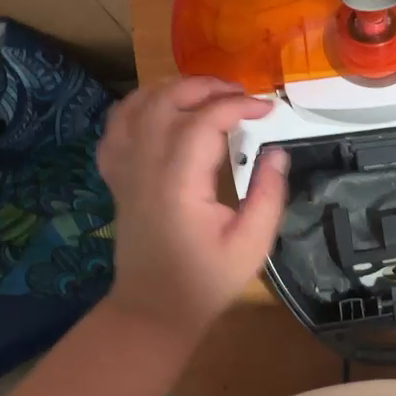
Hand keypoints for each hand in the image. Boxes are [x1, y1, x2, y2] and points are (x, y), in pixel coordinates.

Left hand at [97, 77, 288, 335]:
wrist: (154, 309)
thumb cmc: (206, 281)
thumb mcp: (251, 245)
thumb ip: (268, 196)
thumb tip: (278, 153)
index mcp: (178, 184)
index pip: (203, 121)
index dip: (237, 105)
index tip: (268, 109)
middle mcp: (145, 168)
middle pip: (165, 101)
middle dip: (206, 86)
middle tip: (242, 94)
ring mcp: (125, 171)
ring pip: (136, 106)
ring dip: (172, 89)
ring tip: (206, 94)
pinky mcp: (117, 178)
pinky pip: (117, 127)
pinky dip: (138, 108)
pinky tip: (162, 112)